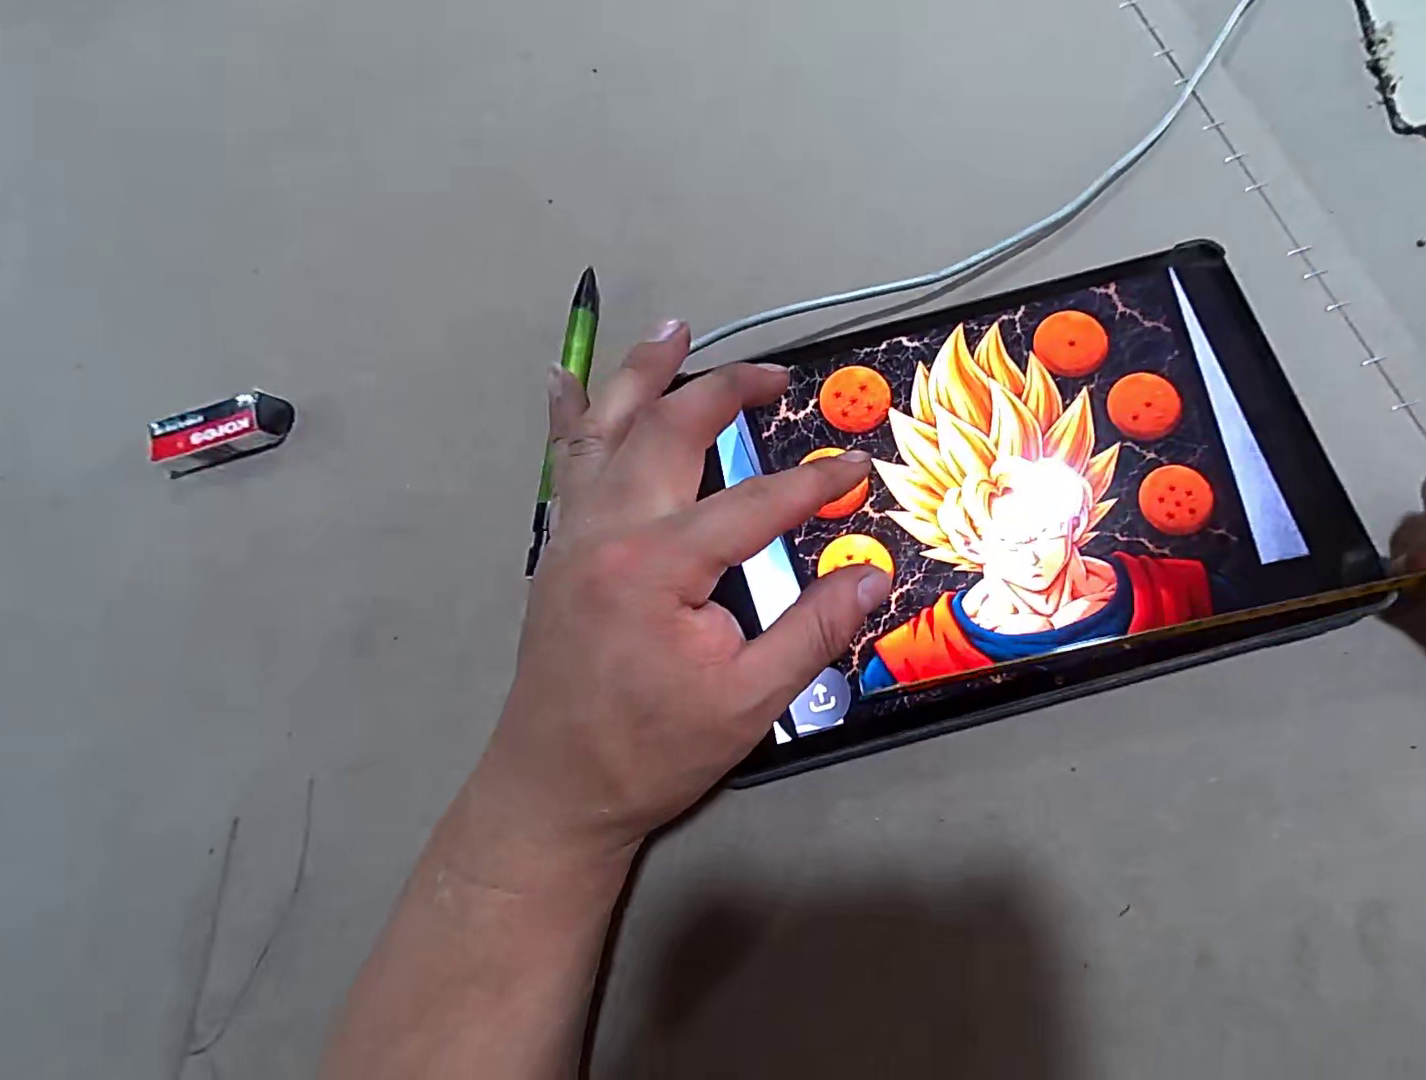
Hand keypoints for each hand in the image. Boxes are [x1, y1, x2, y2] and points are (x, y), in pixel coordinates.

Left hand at [479, 320, 889, 858]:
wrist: (553, 789)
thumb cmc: (651, 751)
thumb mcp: (750, 701)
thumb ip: (814, 631)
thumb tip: (872, 578)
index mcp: (657, 566)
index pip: (752, 503)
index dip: (812, 483)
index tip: (854, 466)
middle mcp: (607, 530)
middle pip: (669, 432)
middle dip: (725, 391)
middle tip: (772, 375)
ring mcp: (573, 533)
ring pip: (606, 428)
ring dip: (643, 374)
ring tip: (673, 330)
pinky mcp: (559, 548)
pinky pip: (567, 461)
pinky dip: (574, 413)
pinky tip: (568, 379)